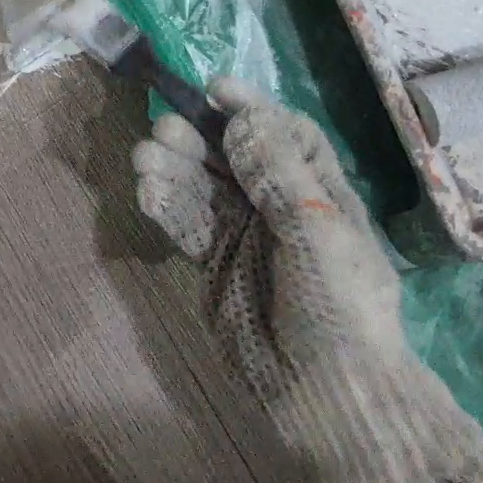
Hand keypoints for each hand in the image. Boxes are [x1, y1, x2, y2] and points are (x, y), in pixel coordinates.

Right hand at [133, 78, 482, 482]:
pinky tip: (146, 191)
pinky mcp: (216, 262)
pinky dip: (167, 206)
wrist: (324, 393)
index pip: (284, 133)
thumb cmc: (338, 304)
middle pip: (234, 157)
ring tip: (144, 155)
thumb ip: (278, 175)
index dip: (251, 108)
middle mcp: (280, 203)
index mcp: (319, 189)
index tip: (215, 90)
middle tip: (165, 127)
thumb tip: (239, 121)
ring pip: (204, 187)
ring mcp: (245, 233)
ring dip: (174, 167)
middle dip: (200, 138)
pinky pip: (188, 224)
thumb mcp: (318, 232)